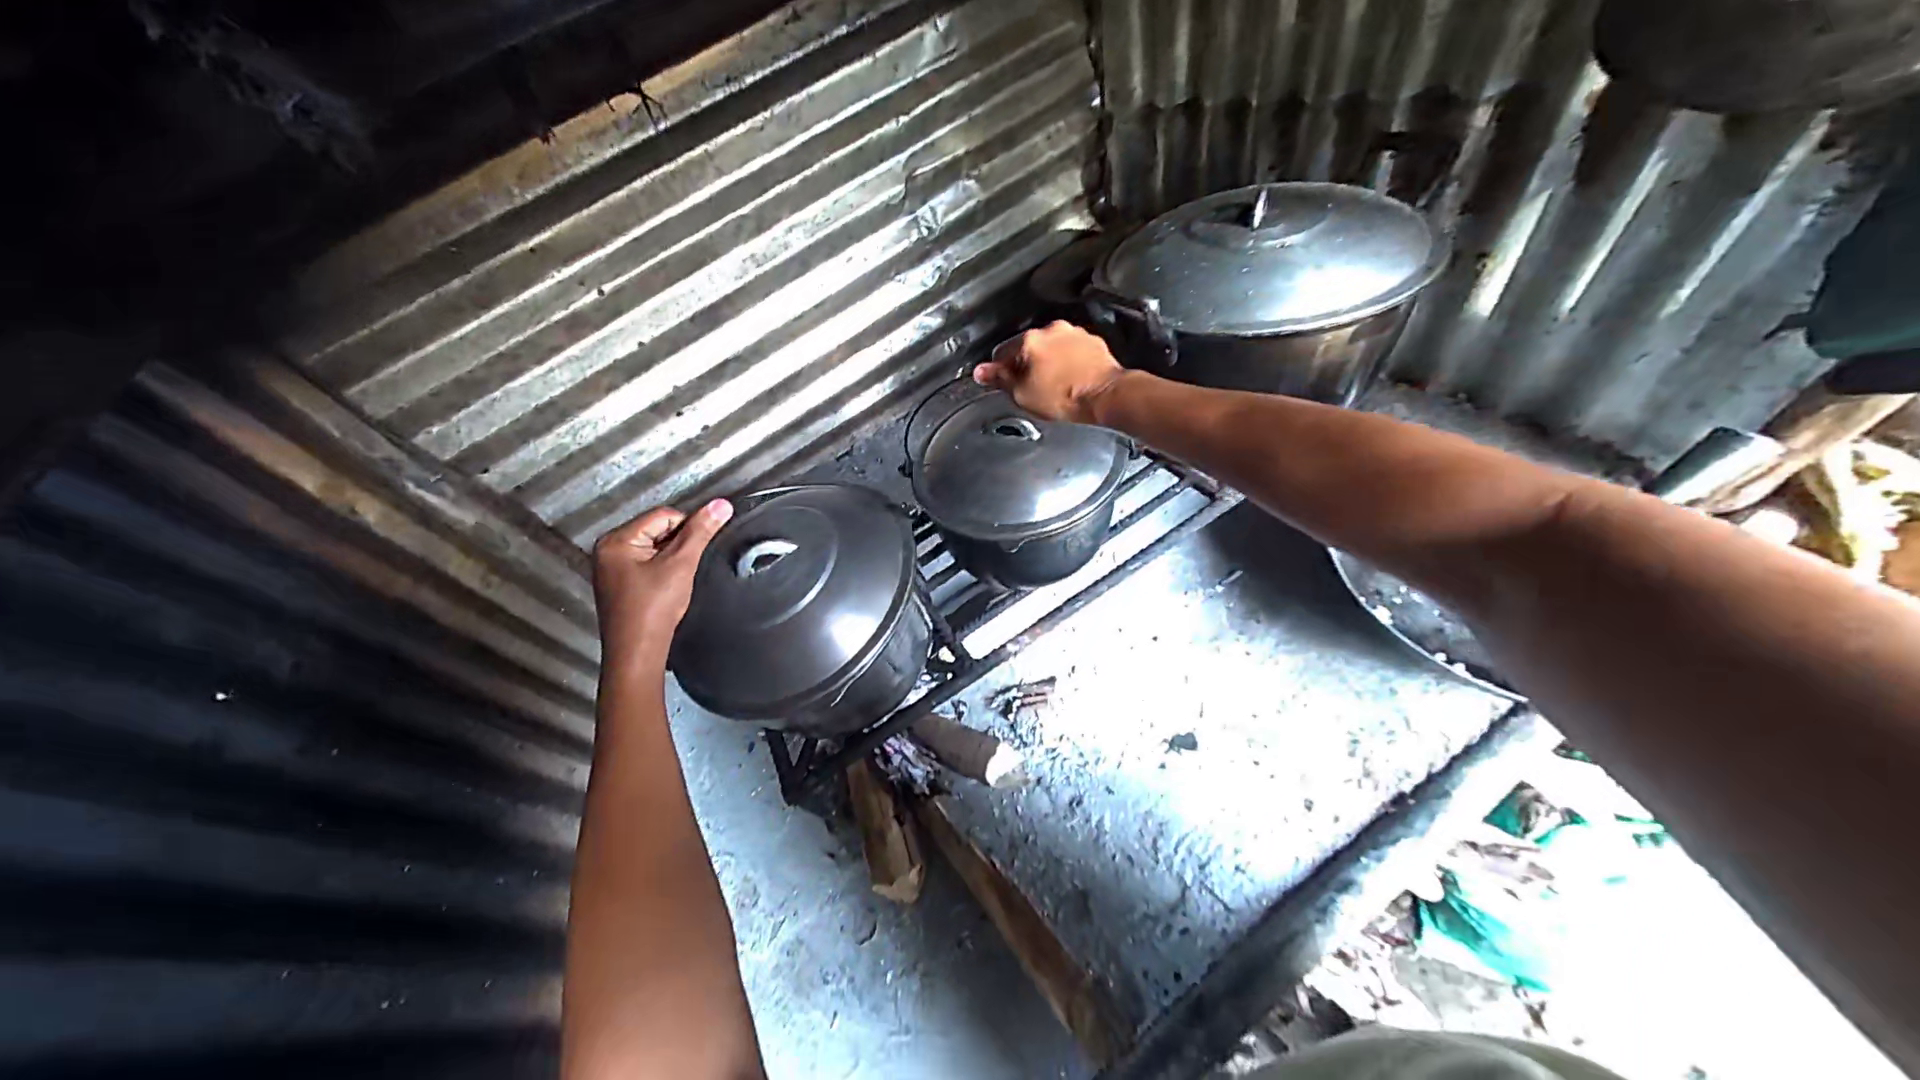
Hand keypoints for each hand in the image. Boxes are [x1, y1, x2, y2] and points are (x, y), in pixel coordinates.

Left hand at [592, 500, 732, 659]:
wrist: (638, 651)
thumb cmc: (652, 610)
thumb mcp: (681, 564)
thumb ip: (700, 531)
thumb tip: (720, 506)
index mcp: (616, 540)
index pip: (663, 515)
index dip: (686, 530)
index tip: (690, 554)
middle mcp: (608, 550)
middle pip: (657, 530)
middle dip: (676, 546)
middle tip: (680, 570)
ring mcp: (612, 568)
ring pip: (655, 548)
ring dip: (670, 560)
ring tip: (672, 582)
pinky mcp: (620, 584)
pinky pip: (647, 564)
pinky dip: (662, 572)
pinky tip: (665, 589)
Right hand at [973, 321, 1127, 424]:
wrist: (1106, 396)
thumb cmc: (1066, 397)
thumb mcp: (1023, 394)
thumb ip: (1000, 379)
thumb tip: (982, 371)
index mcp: (1029, 340)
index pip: (1002, 352)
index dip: (1001, 370)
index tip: (1005, 382)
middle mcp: (1051, 330)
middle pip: (1029, 346)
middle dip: (1028, 364)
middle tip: (1031, 388)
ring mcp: (1074, 333)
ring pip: (1052, 346)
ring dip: (1050, 361)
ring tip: (1054, 385)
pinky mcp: (1092, 341)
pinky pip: (1072, 350)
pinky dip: (1069, 361)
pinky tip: (1071, 379)